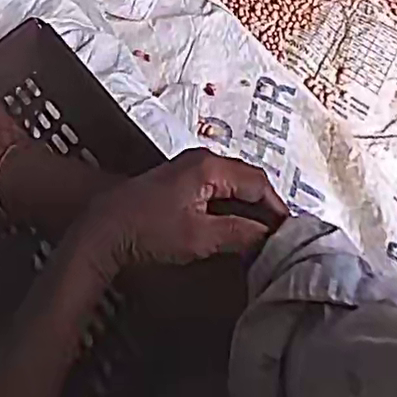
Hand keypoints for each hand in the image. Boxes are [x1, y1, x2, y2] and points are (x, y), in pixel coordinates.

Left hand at [74, 149, 286, 273]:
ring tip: (263, 236)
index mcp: (210, 165)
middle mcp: (204, 158)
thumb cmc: (149, 230)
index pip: (259, 182)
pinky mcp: (182, 179)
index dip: (277, 208)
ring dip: (250, 207)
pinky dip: (233, 206)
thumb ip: (238, 234)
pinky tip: (237, 228)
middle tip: (280, 236)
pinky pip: (219, 188)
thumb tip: (268, 237)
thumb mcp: (199, 237)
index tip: (290, 232)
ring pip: (234, 184)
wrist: (105, 228)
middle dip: (266, 207)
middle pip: (248, 179)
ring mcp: (191, 166)